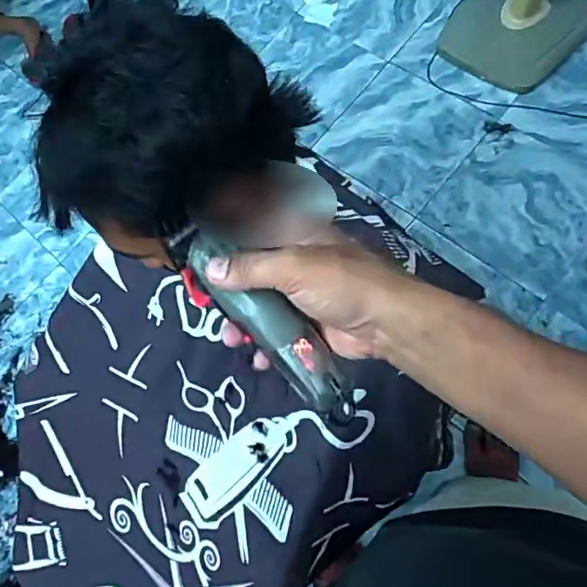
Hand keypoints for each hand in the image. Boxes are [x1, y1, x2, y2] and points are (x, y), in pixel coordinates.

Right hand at [210, 224, 411, 364]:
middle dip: (229, 293)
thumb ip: (251, 267)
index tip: (200, 257)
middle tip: (208, 308)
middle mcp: (297, 261)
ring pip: (262, 306)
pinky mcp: (309, 323)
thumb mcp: (294, 268)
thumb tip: (210, 270)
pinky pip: (278, 332)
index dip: (226, 240)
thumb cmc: (342, 283)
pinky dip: (266, 345)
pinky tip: (258, 358)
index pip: (253, 228)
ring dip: (244, 324)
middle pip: (252, 273)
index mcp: (296, 237)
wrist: (386, 323)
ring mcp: (303, 294)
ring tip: (232, 340)